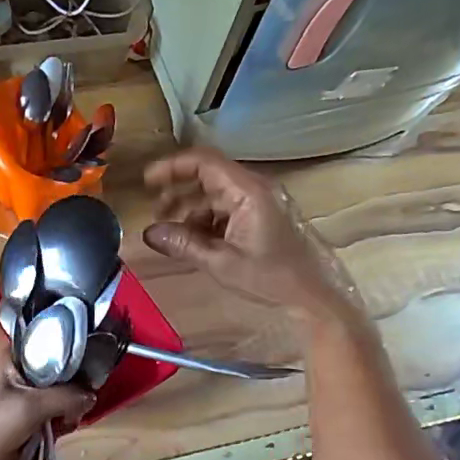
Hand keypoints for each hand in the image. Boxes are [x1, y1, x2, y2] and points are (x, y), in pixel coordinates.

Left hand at [0, 361, 94, 459]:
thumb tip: (92, 396)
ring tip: (65, 422)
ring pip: (64, 393)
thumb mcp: (32, 405)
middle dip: (73, 392)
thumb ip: (66, 397)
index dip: (75, 359)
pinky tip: (61, 429)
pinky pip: (58, 410)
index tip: (87, 376)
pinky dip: (63, 420)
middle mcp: (26, 368)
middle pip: (65, 372)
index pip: (57, 345)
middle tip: (73, 408)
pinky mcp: (33, 411)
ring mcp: (30, 391)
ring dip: (69, 409)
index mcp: (19, 355)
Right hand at [143, 147, 361, 324]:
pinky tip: (193, 241)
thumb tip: (148, 233)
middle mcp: (254, 188)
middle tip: (155, 211)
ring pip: (214, 194)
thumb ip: (183, 245)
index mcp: (247, 192)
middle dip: (177, 190)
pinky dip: (205, 220)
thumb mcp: (221, 263)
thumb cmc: (270, 278)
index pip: (204, 162)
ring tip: (170, 231)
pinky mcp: (260, 216)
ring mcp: (259, 201)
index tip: (146, 181)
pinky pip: (226, 208)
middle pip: (207, 175)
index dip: (172, 167)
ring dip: (189, 208)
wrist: (312, 296)